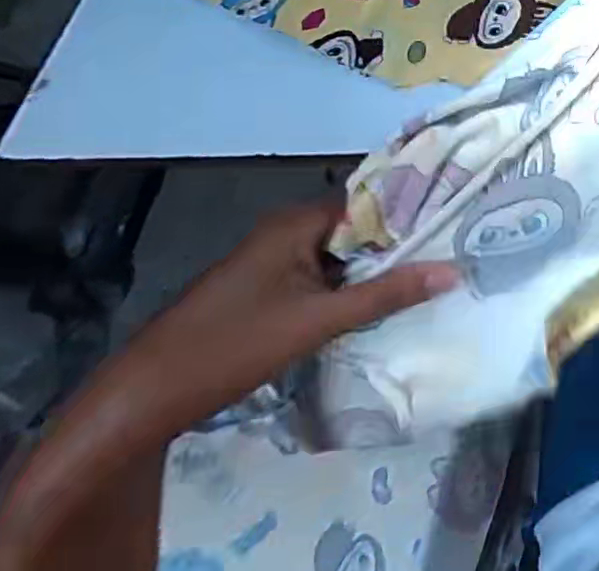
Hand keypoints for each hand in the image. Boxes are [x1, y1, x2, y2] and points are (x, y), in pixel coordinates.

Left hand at [115, 202, 460, 425]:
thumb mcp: (319, 320)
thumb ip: (386, 294)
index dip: (410, 213)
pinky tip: (375, 304)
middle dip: (396, 245)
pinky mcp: (267, 285)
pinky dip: (348, 286)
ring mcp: (274, 258)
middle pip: (357, 228)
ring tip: (424, 278)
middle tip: (446, 256)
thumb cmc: (234, 345)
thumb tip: (452, 271)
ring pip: (340, 254)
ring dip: (372, 269)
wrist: (146, 396)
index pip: (370, 202)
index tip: (451, 228)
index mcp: (297, 221)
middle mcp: (287, 230)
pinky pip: (321, 274)